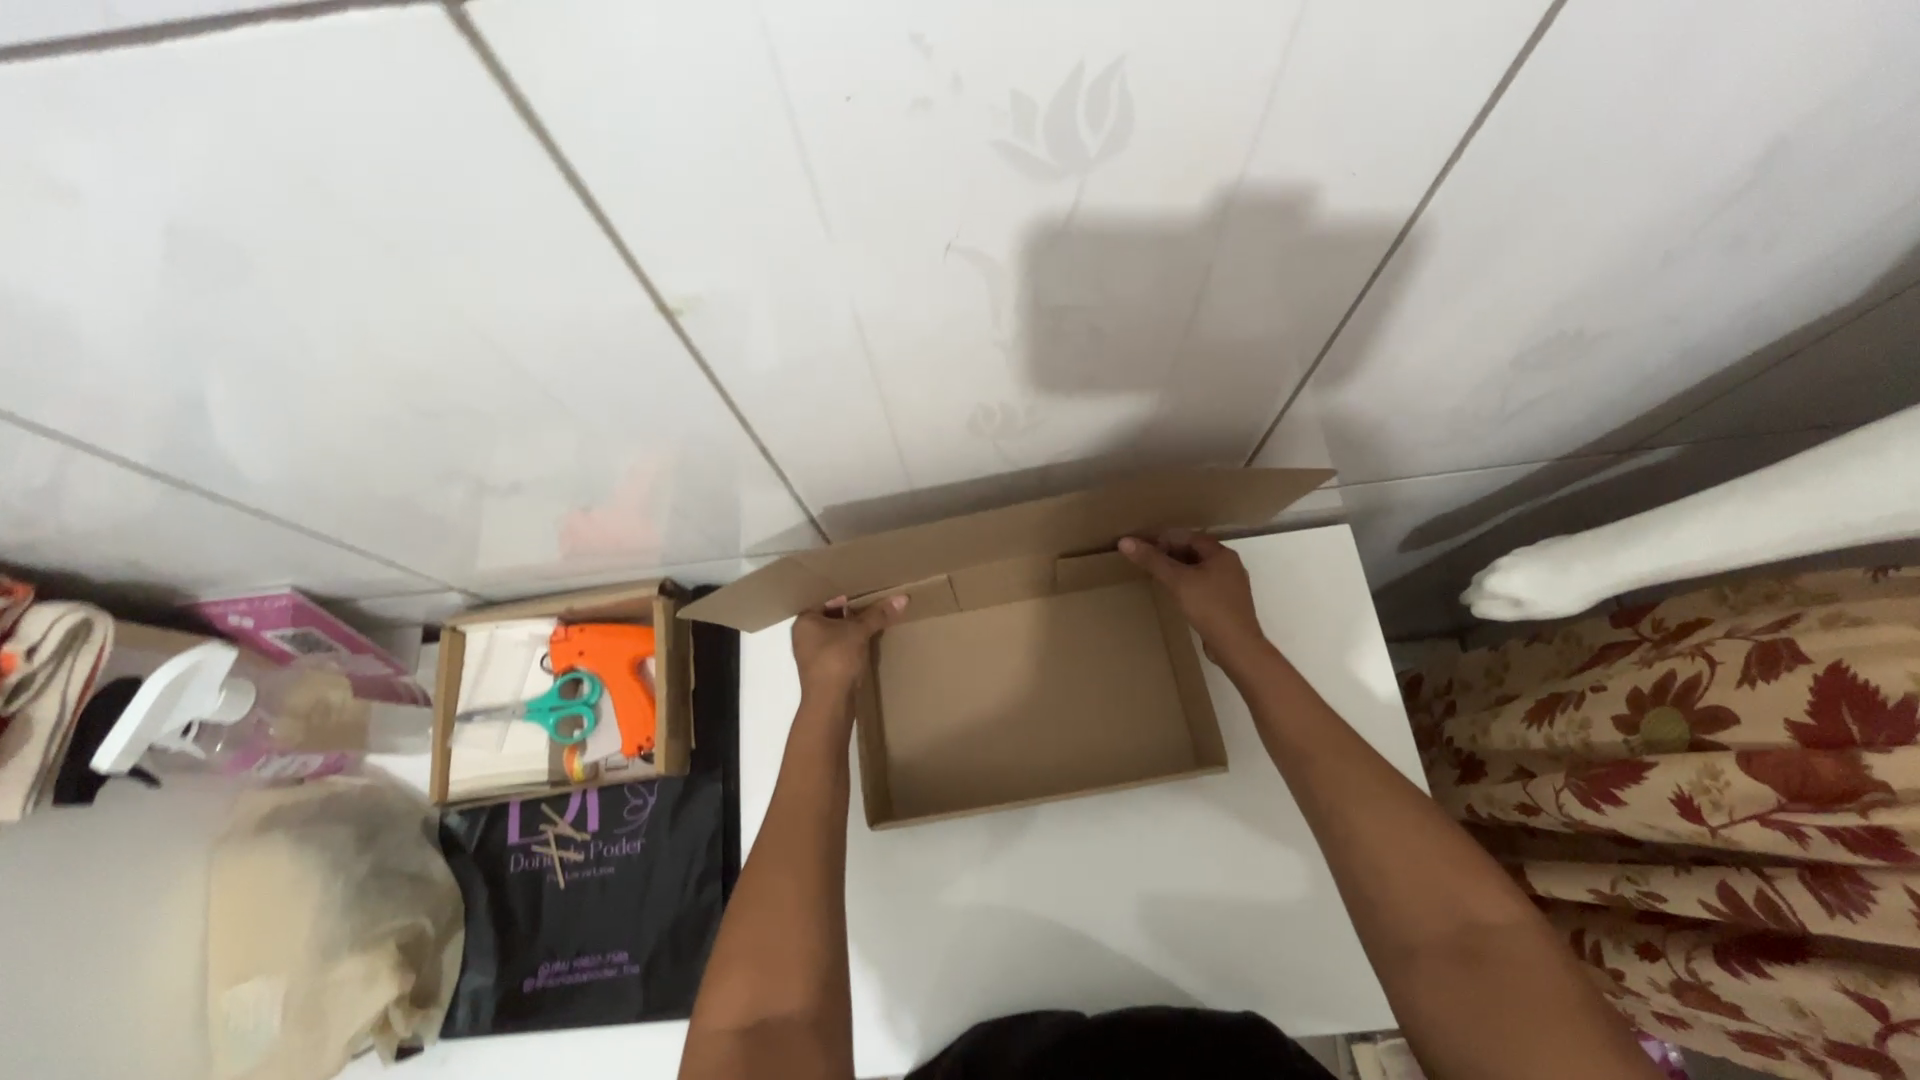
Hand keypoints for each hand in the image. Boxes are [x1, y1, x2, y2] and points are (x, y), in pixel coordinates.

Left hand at [792, 595, 908, 700]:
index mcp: (804, 622)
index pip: (826, 602)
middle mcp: (802, 637)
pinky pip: (836, 653)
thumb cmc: (837, 658)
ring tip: (872, 628)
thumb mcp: (860, 631)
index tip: (866, 599)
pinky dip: (849, 649)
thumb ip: (878, 614)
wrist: (830, 702)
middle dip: (850, 617)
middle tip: (872, 611)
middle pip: (831, 620)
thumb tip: (902, 598)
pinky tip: (865, 649)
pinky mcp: (821, 673)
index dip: (846, 599)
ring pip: (833, 638)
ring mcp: (810, 657)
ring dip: (851, 634)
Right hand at [1119, 531, 1267, 665]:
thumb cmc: (1208, 607)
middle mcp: (1230, 565)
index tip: (1144, 547)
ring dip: (1180, 569)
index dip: (1166, 539)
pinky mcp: (1229, 603)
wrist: (1236, 645)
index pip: (1190, 536)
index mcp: (1221, 554)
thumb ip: (1152, 560)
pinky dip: (1189, 584)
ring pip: (1201, 569)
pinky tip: (1177, 594)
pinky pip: (1205, 585)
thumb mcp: (1177, 581)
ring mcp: (1232, 585)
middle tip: (1148, 560)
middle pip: (1196, 551)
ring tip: (1159, 575)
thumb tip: (1125, 541)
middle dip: (1172, 553)